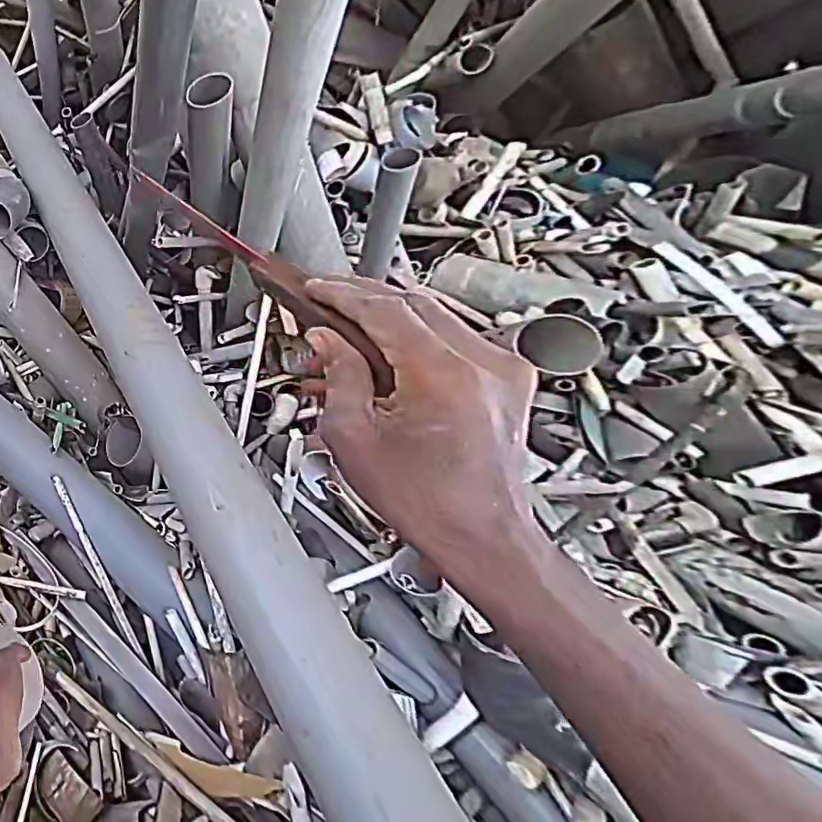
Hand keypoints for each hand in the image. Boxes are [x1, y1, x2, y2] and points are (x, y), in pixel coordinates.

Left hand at [0, 645, 30, 790]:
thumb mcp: (6, 665)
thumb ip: (11, 655)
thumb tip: (19, 649)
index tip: (10, 658)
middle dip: (2, 684)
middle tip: (15, 680)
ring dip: (9, 705)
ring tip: (21, 702)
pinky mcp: (0, 742)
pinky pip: (8, 730)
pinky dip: (15, 726)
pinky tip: (21, 725)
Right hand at [303, 277, 539, 576]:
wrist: (477, 533)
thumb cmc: (424, 499)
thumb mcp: (351, 435)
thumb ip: (339, 374)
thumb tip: (327, 340)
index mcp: (444, 374)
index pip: (385, 308)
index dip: (340, 293)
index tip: (314, 287)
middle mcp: (485, 364)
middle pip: (412, 303)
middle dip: (360, 299)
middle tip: (321, 302)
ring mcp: (503, 369)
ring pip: (433, 315)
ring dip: (383, 317)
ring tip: (343, 335)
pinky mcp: (507, 379)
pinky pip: (452, 337)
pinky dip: (410, 335)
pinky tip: (381, 350)